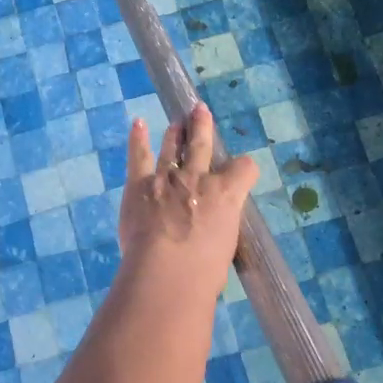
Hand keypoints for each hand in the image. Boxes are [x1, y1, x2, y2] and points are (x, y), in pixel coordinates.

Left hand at [116, 103, 259, 304]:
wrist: (166, 271)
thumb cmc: (203, 272)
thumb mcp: (226, 248)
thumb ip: (219, 230)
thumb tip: (212, 233)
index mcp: (226, 194)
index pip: (244, 169)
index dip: (245, 169)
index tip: (243, 172)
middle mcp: (198, 178)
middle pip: (202, 144)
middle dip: (203, 126)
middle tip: (200, 110)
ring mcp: (167, 177)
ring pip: (172, 147)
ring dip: (175, 133)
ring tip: (176, 121)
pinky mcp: (139, 184)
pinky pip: (139, 155)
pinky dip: (137, 139)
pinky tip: (137, 124)